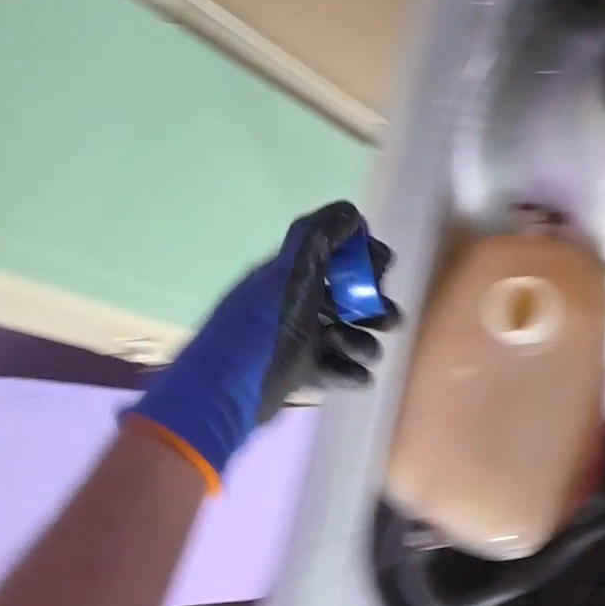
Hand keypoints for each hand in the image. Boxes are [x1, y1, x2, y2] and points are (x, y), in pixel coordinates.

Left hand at [125, 201, 397, 489]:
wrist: (224, 394)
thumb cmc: (259, 330)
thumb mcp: (288, 276)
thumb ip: (318, 239)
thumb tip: (352, 211)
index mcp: (297, 274)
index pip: (346, 257)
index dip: (367, 263)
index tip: (375, 275)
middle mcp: (304, 303)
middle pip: (360, 299)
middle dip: (376, 308)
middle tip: (381, 320)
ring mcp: (307, 341)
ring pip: (360, 337)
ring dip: (364, 343)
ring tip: (346, 349)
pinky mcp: (308, 375)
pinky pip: (349, 371)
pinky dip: (352, 373)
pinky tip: (344, 374)